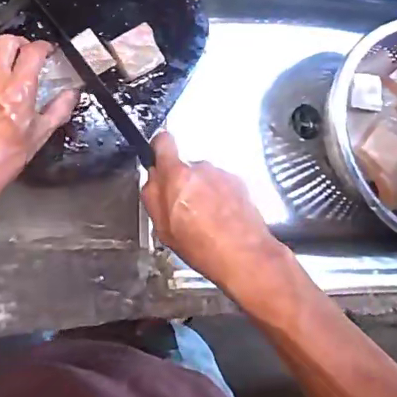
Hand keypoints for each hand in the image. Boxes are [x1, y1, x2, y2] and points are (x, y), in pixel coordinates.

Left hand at [0, 36, 77, 227]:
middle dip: (20, 43)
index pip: (33, 51)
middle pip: (6, 41)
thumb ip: (59, 109)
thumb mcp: (39, 134)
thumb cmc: (4, 156)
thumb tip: (71, 94)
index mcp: (19, 89)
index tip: (47, 51)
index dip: (44, 46)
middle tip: (25, 52)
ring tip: (2, 57)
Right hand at [140, 132, 294, 303]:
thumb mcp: (163, 228)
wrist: (244, 255)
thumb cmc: (204, 246)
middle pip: (184, 167)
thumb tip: (152, 181)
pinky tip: (219, 221)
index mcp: (177, 176)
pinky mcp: (238, 183)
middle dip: (182, 184)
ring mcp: (221, 175)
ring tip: (203, 221)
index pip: (163, 142)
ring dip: (201, 193)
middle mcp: (201, 169)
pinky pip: (221, 186)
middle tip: (182, 210)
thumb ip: (152, 196)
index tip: (158, 156)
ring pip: (203, 178)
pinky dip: (219, 198)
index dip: (158, 148)